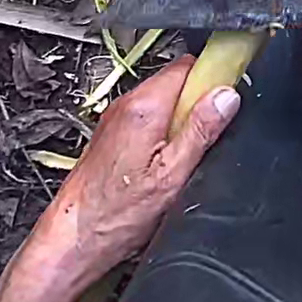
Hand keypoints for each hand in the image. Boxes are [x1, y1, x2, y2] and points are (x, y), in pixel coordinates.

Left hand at [20, 56, 239, 293]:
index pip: (189, 65)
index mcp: (145, 107)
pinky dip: (162, 129)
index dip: (213, 78)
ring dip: (180, 117)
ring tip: (181, 155)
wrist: (75, 236)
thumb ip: (201, 131)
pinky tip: (161, 161)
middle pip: (177, 79)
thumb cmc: (115, 213)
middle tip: (204, 137)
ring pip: (163, 98)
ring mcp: (117, 116)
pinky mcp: (113, 130)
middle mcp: (127, 103)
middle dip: (197, 101)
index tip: (226, 96)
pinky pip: (148, 114)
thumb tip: (226, 97)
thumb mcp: (172, 176)